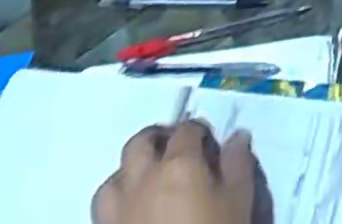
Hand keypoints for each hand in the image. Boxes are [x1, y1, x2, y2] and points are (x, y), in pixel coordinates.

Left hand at [93, 120, 260, 223]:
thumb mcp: (239, 198)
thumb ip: (238, 162)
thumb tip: (237, 136)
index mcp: (180, 163)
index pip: (186, 130)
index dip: (199, 130)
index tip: (209, 142)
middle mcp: (143, 179)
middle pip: (139, 143)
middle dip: (156, 138)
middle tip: (173, 148)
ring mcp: (118, 211)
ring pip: (114, 177)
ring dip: (130, 171)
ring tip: (147, 179)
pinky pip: (103, 210)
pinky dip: (117, 201)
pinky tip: (133, 210)